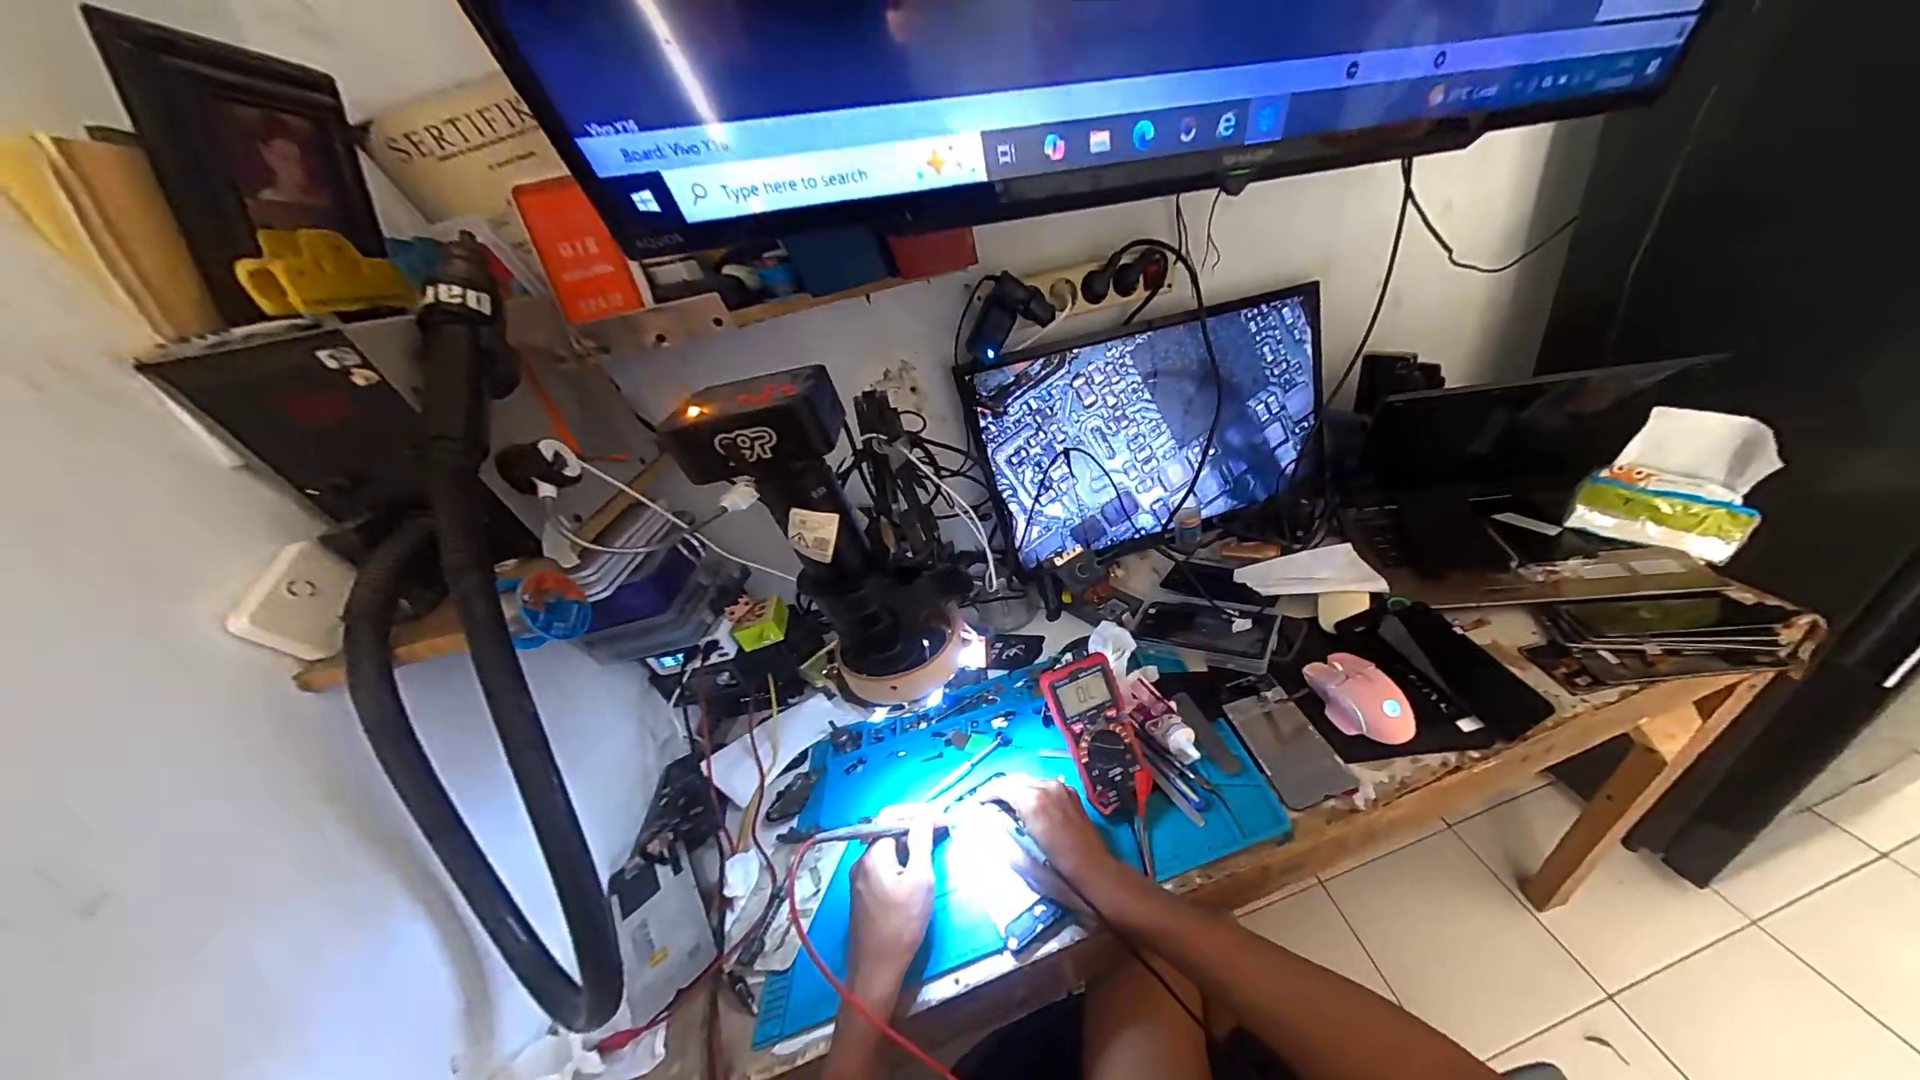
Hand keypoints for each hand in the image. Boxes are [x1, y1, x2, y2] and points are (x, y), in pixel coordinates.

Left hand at [845, 819, 933, 1001]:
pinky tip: (912, 872)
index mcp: (873, 853)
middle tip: (939, 833)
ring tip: (929, 851)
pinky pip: (882, 867)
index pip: (896, 818)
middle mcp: (861, 861)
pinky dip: (899, 863)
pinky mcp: (861, 895)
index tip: (943, 821)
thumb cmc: (902, 924)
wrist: (876, 970)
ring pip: (886, 850)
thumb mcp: (920, 879)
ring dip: (907, 847)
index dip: (920, 816)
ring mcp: (858, 879)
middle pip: (889, 833)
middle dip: (914, 830)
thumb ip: (921, 841)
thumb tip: (924, 813)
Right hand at [979, 775, 1139, 911]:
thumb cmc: (1058, 866)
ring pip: (1029, 779)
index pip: (1002, 786)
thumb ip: (1006, 825)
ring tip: (1004, 802)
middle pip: (1014, 779)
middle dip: (999, 788)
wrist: (1094, 869)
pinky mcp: (1070, 792)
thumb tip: (992, 815)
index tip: (977, 802)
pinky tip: (1027, 803)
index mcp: (1033, 799)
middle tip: (987, 801)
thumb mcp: (1024, 848)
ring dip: (1015, 788)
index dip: (987, 793)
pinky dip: (1031, 790)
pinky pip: (1043, 784)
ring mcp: (1060, 787)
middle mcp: (1046, 786)